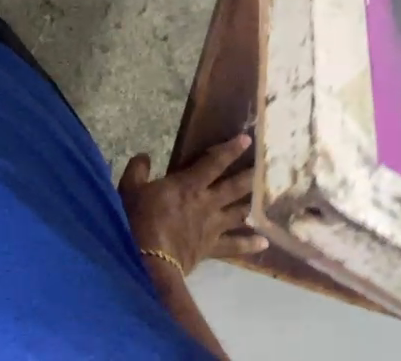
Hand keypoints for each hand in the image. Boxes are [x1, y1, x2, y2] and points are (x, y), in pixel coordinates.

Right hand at [118, 133, 266, 276]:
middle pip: (234, 188)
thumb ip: (138, 169)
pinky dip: (249, 244)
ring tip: (269, 199)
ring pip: (238, 213)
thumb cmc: (139, 219)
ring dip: (254, 205)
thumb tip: (144, 157)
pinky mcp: (212, 248)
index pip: (214, 163)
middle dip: (249, 176)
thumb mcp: (130, 187)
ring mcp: (212, 227)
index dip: (230, 150)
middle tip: (265, 168)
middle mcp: (206, 203)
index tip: (246, 140)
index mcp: (188, 185)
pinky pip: (234, 245)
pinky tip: (264, 242)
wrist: (150, 260)